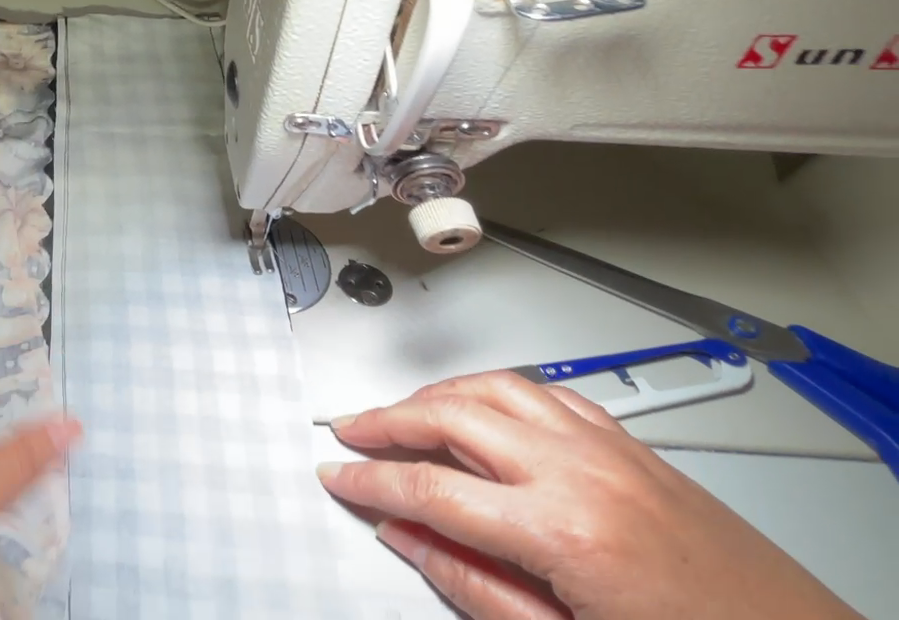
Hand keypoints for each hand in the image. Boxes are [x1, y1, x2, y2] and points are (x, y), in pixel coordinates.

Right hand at [316, 370, 864, 619]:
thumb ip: (473, 585)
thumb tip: (405, 538)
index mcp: (563, 532)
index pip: (430, 490)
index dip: (370, 481)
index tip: (339, 477)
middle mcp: (582, 473)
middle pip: (450, 416)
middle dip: (386, 420)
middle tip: (352, 433)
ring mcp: (611, 451)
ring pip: (493, 388)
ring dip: (434, 394)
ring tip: (402, 412)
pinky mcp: (635, 447)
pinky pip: (547, 394)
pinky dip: (496, 392)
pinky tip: (479, 407)